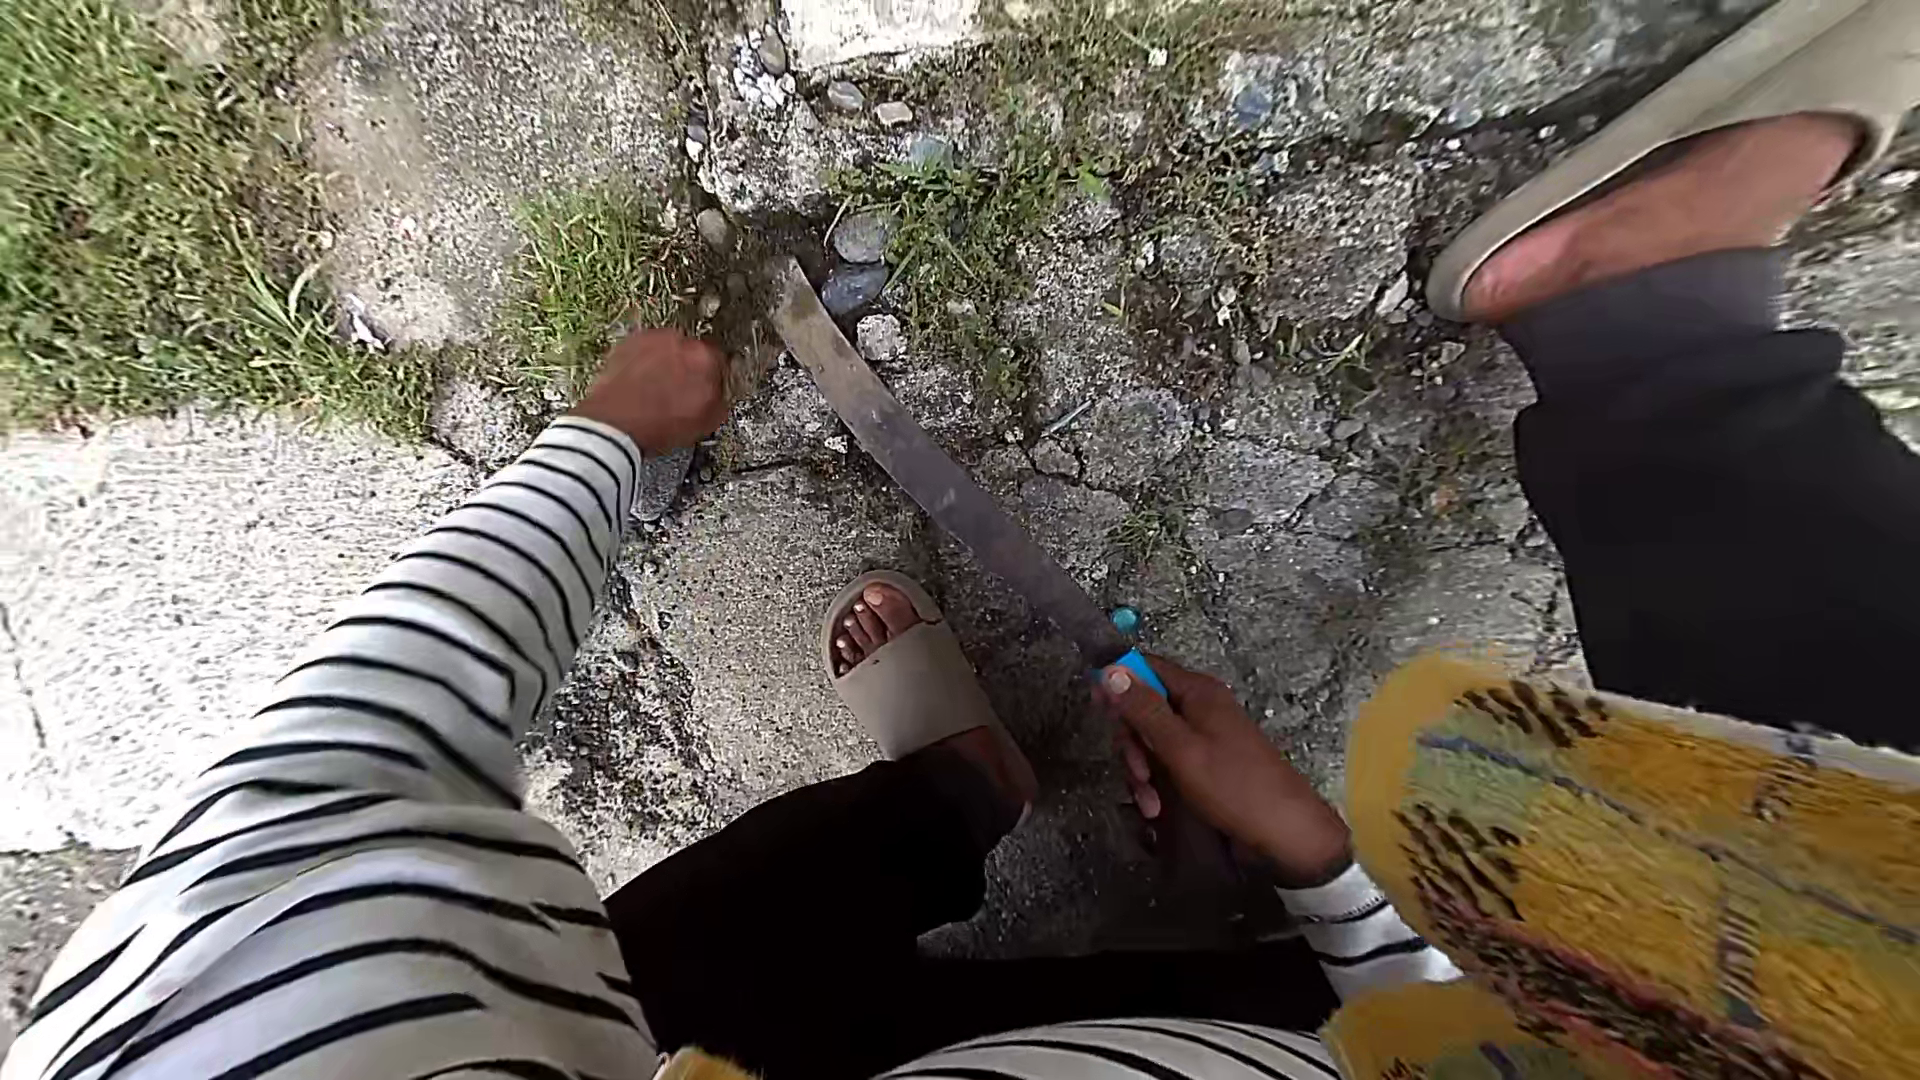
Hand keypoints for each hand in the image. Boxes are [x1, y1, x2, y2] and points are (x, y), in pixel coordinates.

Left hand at [568, 329, 729, 454]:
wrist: (615, 425)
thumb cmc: (660, 424)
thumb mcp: (709, 421)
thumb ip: (721, 399)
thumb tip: (720, 393)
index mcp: (706, 357)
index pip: (721, 361)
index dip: (716, 378)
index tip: (710, 387)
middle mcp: (678, 341)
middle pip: (692, 351)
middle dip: (690, 368)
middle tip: (684, 390)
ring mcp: (649, 340)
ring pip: (667, 349)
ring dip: (666, 364)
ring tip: (660, 389)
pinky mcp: (625, 344)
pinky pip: (643, 351)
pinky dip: (645, 364)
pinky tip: (643, 385)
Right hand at [1098, 654, 1351, 885]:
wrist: (1288, 837)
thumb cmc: (1233, 786)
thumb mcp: (1180, 748)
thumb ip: (1143, 708)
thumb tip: (1110, 670)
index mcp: (1196, 692)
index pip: (1145, 666)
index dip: (1117, 681)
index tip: (1096, 704)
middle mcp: (1198, 706)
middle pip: (1143, 706)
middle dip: (1131, 739)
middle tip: (1135, 768)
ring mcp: (1202, 734)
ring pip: (1151, 738)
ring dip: (1142, 768)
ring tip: (1149, 800)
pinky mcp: (1203, 761)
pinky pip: (1166, 760)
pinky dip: (1157, 782)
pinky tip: (1157, 806)